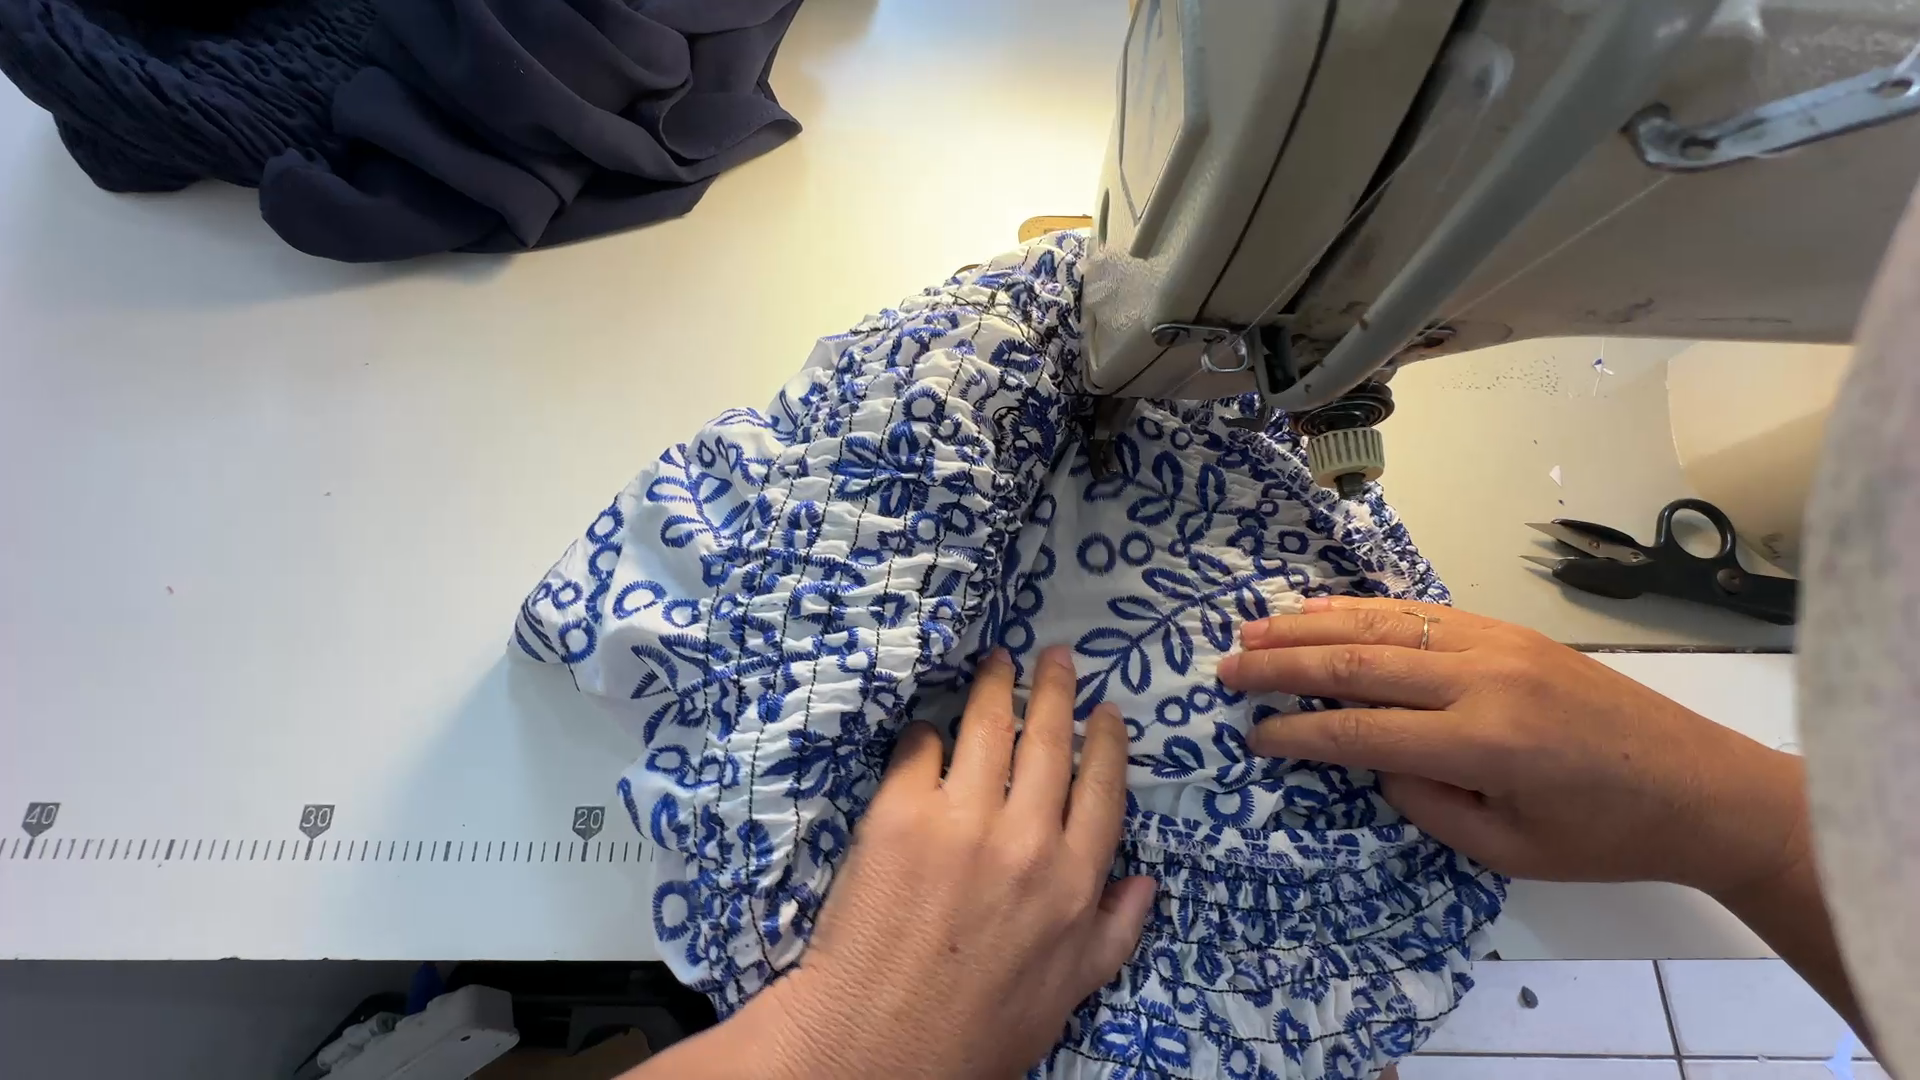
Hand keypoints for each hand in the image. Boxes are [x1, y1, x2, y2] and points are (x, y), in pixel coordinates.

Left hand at [739, 646, 1156, 1079]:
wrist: (875, 1044)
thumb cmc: (978, 1028)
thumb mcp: (1069, 994)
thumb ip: (1115, 934)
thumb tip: (1147, 882)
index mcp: (1073, 880)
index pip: (1103, 787)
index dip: (1106, 740)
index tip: (1105, 709)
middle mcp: (1025, 837)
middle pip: (1049, 740)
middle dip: (1055, 688)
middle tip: (1055, 655)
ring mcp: (961, 818)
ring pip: (989, 725)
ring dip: (996, 684)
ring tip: (997, 659)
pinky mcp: (900, 811)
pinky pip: (921, 747)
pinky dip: (926, 732)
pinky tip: (928, 727)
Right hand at [1216, 597, 1805, 896]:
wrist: (1705, 787)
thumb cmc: (1603, 835)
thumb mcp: (1505, 848)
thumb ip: (1421, 797)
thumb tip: (1368, 751)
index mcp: (1484, 743)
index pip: (1361, 730)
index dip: (1298, 733)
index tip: (1253, 735)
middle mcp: (1480, 679)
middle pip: (1355, 663)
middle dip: (1281, 666)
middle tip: (1226, 667)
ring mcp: (1491, 641)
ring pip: (1376, 624)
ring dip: (1306, 626)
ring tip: (1251, 628)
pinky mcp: (1501, 626)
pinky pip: (1412, 609)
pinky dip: (1355, 606)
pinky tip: (1313, 607)